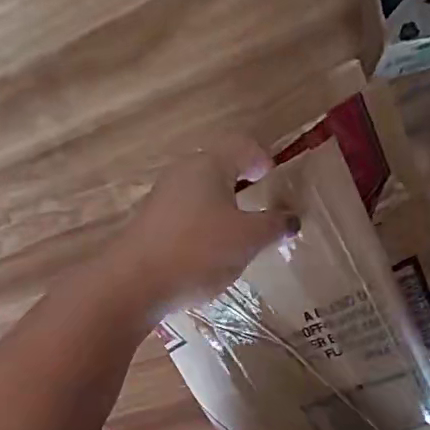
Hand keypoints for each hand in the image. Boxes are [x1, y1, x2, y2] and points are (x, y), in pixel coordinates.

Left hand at [105, 134, 298, 320]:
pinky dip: (208, 228)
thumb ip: (274, 226)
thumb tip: (292, 218)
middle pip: (222, 170)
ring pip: (205, 195)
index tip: (278, 183)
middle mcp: (184, 172)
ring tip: (243, 238)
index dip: (265, 161)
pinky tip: (213, 255)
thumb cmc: (199, 251)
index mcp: (210, 165)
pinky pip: (190, 217)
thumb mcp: (248, 239)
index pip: (244, 147)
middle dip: (246, 188)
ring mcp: (164, 197)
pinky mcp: (154, 223)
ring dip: (227, 211)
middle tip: (266, 212)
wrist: (137, 282)